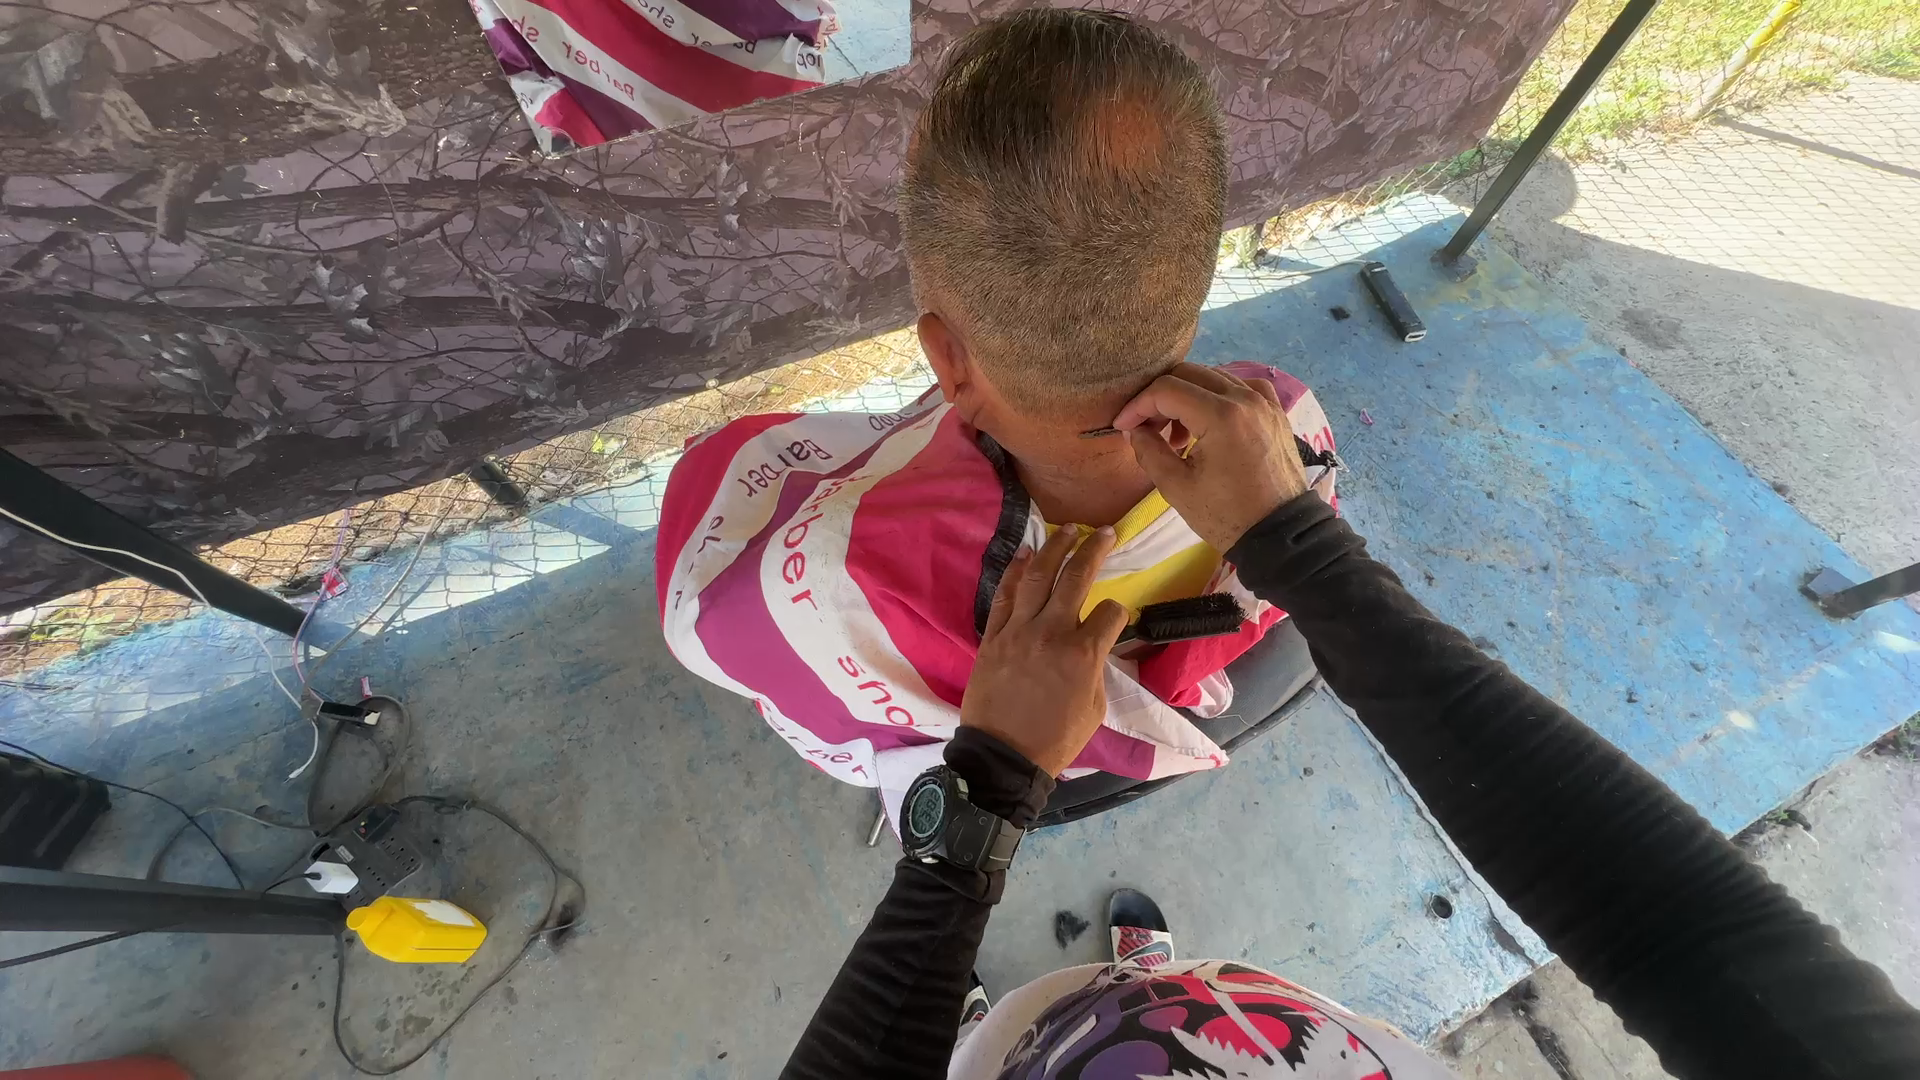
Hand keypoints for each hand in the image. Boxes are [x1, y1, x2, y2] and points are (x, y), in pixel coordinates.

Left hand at [961, 526, 1129, 775]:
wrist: (1003, 756)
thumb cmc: (1055, 738)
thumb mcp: (1094, 707)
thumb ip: (1096, 668)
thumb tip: (1092, 646)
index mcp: (1083, 654)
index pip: (1111, 613)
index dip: (1119, 612)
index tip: (1117, 617)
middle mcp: (1052, 632)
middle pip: (1075, 578)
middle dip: (1094, 549)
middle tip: (1105, 531)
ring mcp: (1018, 630)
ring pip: (1038, 576)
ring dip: (1054, 548)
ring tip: (1067, 529)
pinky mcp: (993, 635)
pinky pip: (1005, 595)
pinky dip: (1015, 572)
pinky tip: (1026, 554)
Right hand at [1113, 362, 1309, 551]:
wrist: (1279, 533)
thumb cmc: (1225, 515)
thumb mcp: (1175, 487)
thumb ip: (1148, 451)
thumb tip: (1134, 430)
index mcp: (1221, 415)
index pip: (1166, 390)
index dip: (1137, 405)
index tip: (1123, 426)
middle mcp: (1245, 398)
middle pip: (1188, 374)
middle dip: (1158, 397)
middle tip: (1146, 427)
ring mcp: (1264, 401)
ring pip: (1212, 377)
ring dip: (1186, 397)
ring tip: (1175, 433)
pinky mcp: (1274, 410)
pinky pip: (1239, 386)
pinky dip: (1216, 396)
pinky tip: (1208, 422)